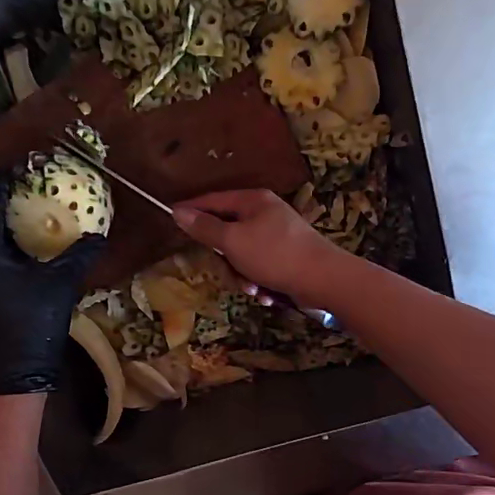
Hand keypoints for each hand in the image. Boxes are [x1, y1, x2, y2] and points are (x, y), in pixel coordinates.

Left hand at [0, 185, 104, 399]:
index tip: (27, 167)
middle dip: (7, 203)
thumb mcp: (59, 285)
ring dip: (3, 227)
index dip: (8, 182)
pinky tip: (22, 251)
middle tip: (33, 189)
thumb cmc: (31, 325)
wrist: (9, 375)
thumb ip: (77, 255)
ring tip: (30, 215)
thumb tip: (98, 233)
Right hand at [171, 189, 351, 304]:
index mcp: (253, 200)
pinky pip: (261, 267)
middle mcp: (266, 213)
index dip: (191, 210)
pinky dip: (260, 282)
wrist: (323, 279)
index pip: (212, 200)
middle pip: (227, 232)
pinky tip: (266, 294)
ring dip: (243, 276)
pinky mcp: (287, 257)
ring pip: (242, 255)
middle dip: (225, 259)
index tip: (171, 218)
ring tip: (253, 288)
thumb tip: (179, 211)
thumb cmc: (275, 255)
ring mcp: (278, 235)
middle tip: (228, 271)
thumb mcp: (233, 241)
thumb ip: (205, 228)